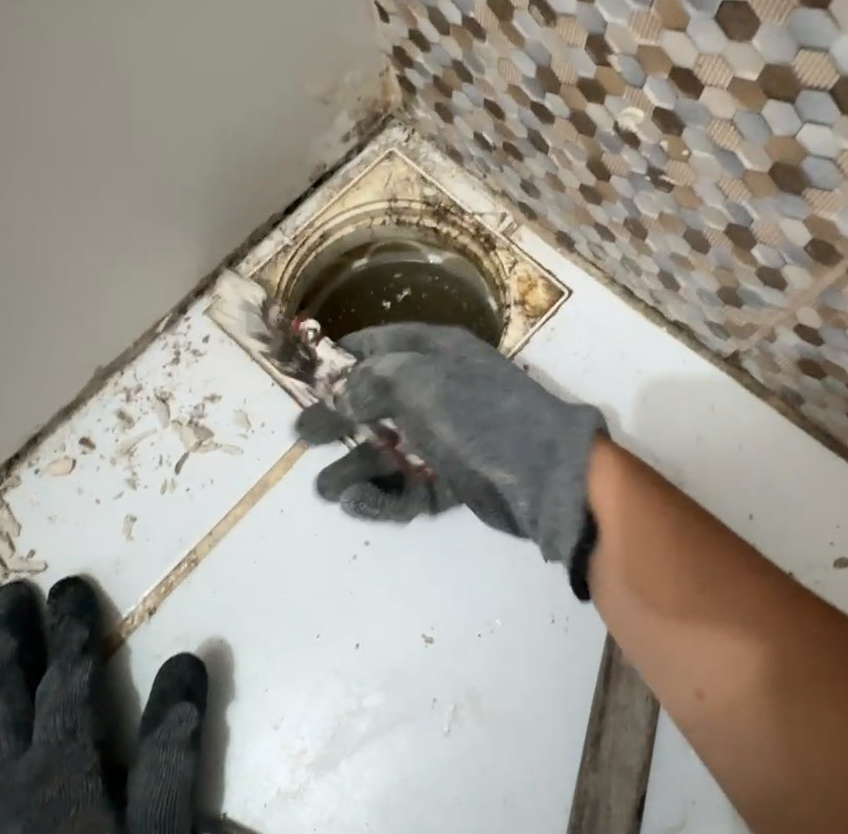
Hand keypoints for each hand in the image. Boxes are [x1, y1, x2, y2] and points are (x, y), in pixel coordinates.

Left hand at [0, 577, 206, 833]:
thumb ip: (171, 750)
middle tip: (8, 592)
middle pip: (2, 692)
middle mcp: (3, 783)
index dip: (70, 629)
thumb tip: (186, 662)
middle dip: (7, 637)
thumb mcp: (161, 833)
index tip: (69, 586)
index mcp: (61, 772)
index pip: (66, 680)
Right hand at [294, 323, 602, 570]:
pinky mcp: (456, 476)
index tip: (308, 377)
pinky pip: (412, 483)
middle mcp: (439, 389)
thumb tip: (342, 392)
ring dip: (356, 466)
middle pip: (377, 401)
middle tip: (303, 437)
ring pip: (392, 448)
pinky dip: (385, 494)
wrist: (544, 473)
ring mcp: (449, 434)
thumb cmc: (478, 415)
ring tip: (325, 489)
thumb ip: (372, 381)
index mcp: (435, 352)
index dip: (342, 359)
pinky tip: (358, 502)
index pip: (380, 345)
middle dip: (340, 419)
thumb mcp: (418, 382)